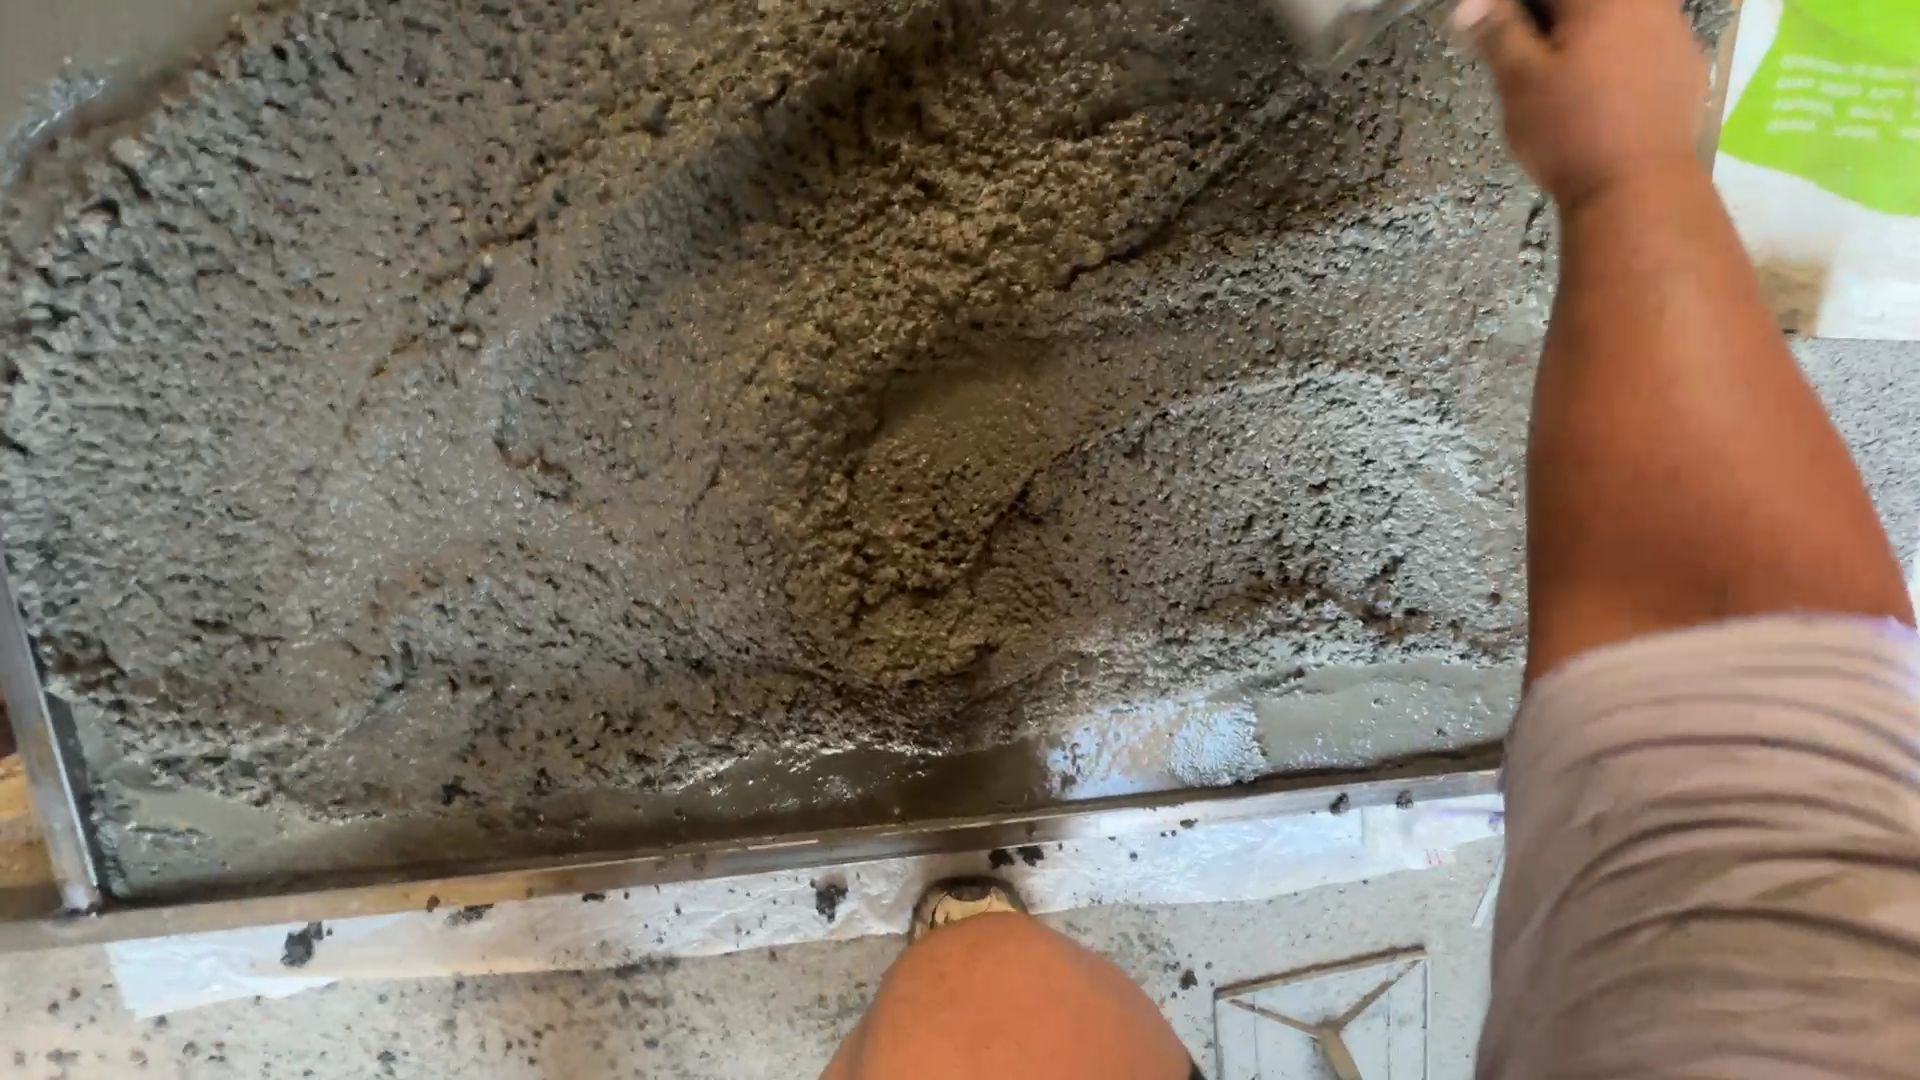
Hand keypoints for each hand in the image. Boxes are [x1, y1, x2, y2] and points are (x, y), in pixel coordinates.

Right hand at [1454, 0, 1709, 209]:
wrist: (1633, 179)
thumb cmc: (1565, 128)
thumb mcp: (1518, 81)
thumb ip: (1498, 33)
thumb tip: (1470, 5)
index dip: (1511, 13)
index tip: (1493, 35)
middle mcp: (1645, 1)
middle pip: (1583, 5)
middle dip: (1546, 24)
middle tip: (1518, 60)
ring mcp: (1672, 29)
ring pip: (1614, 18)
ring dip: (1578, 37)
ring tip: (1554, 81)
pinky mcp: (1682, 62)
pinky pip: (1640, 41)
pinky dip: (1610, 55)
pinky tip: (1592, 94)